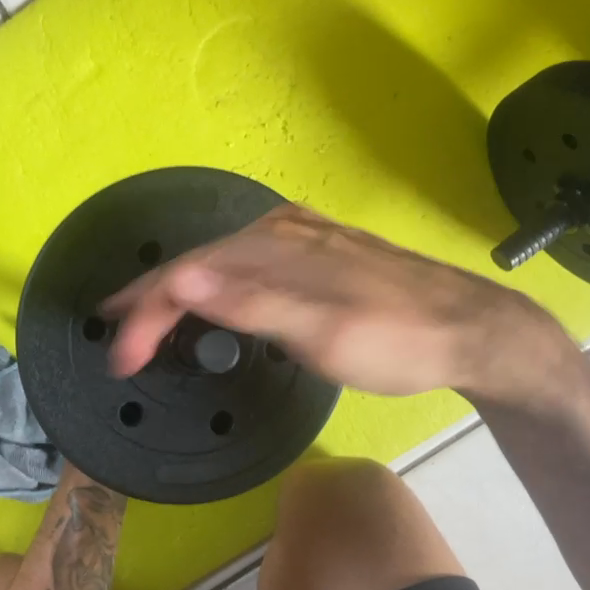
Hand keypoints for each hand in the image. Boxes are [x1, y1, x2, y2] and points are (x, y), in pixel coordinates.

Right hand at [101, 205, 570, 399]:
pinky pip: (242, 261)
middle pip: (195, 262)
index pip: (186, 276)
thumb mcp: (323, 332)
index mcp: (275, 247)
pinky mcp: (315, 249)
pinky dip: (210, 283)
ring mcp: (299, 237)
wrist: (474, 329)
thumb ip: (251, 304)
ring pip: (217, 259)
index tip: (119, 359)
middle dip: (148, 300)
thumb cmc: (398, 341)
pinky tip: (207, 294)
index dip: (144, 315)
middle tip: (114, 335)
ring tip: (142, 315)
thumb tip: (180, 280)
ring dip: (175, 289)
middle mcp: (280, 231)